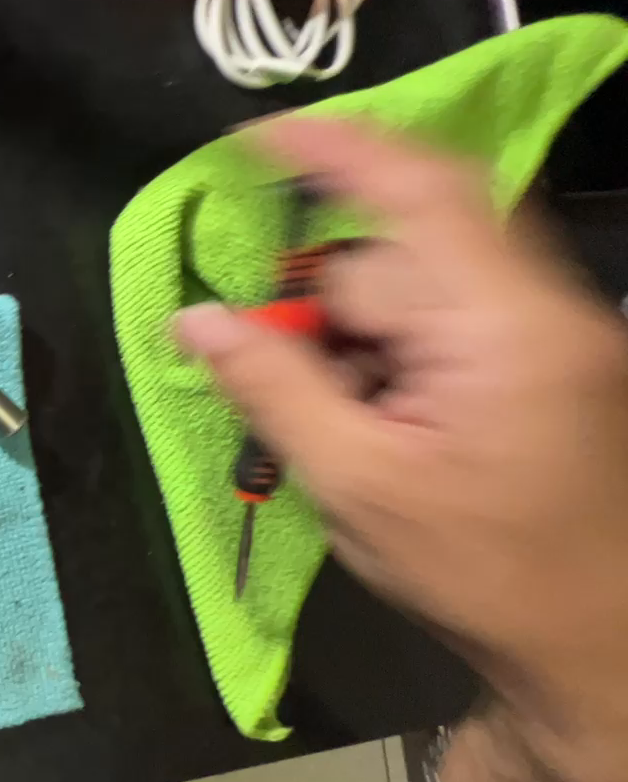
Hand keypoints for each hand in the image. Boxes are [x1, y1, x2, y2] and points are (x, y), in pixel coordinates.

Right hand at [176, 118, 627, 781]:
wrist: (598, 645)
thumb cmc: (476, 567)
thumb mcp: (349, 478)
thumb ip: (270, 383)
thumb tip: (194, 317)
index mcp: (507, 332)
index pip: (420, 202)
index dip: (339, 153)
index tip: (255, 137)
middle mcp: (537, 314)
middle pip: (394, 259)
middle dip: (311, 301)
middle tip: (256, 363)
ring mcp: (536, 341)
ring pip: (402, 296)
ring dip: (335, 338)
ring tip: (324, 419)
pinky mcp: (527, 368)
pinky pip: (423, 329)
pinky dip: (364, 358)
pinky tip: (356, 417)